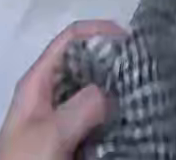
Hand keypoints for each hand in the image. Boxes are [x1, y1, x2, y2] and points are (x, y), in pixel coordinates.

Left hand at [0, 20, 124, 159]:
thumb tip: (109, 93)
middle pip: (82, 63)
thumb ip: (82, 105)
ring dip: (112, 91)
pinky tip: (126, 121)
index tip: (129, 40)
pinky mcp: (65, 145)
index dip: (99, 30)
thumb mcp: (52, 133)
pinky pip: (92, 121)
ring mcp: (55, 121)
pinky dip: (109, 118)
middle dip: (110, 62)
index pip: (70, 38)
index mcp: (37, 82)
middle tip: (138, 68)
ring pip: (89, 93)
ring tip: (138, 92)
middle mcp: (47, 95)